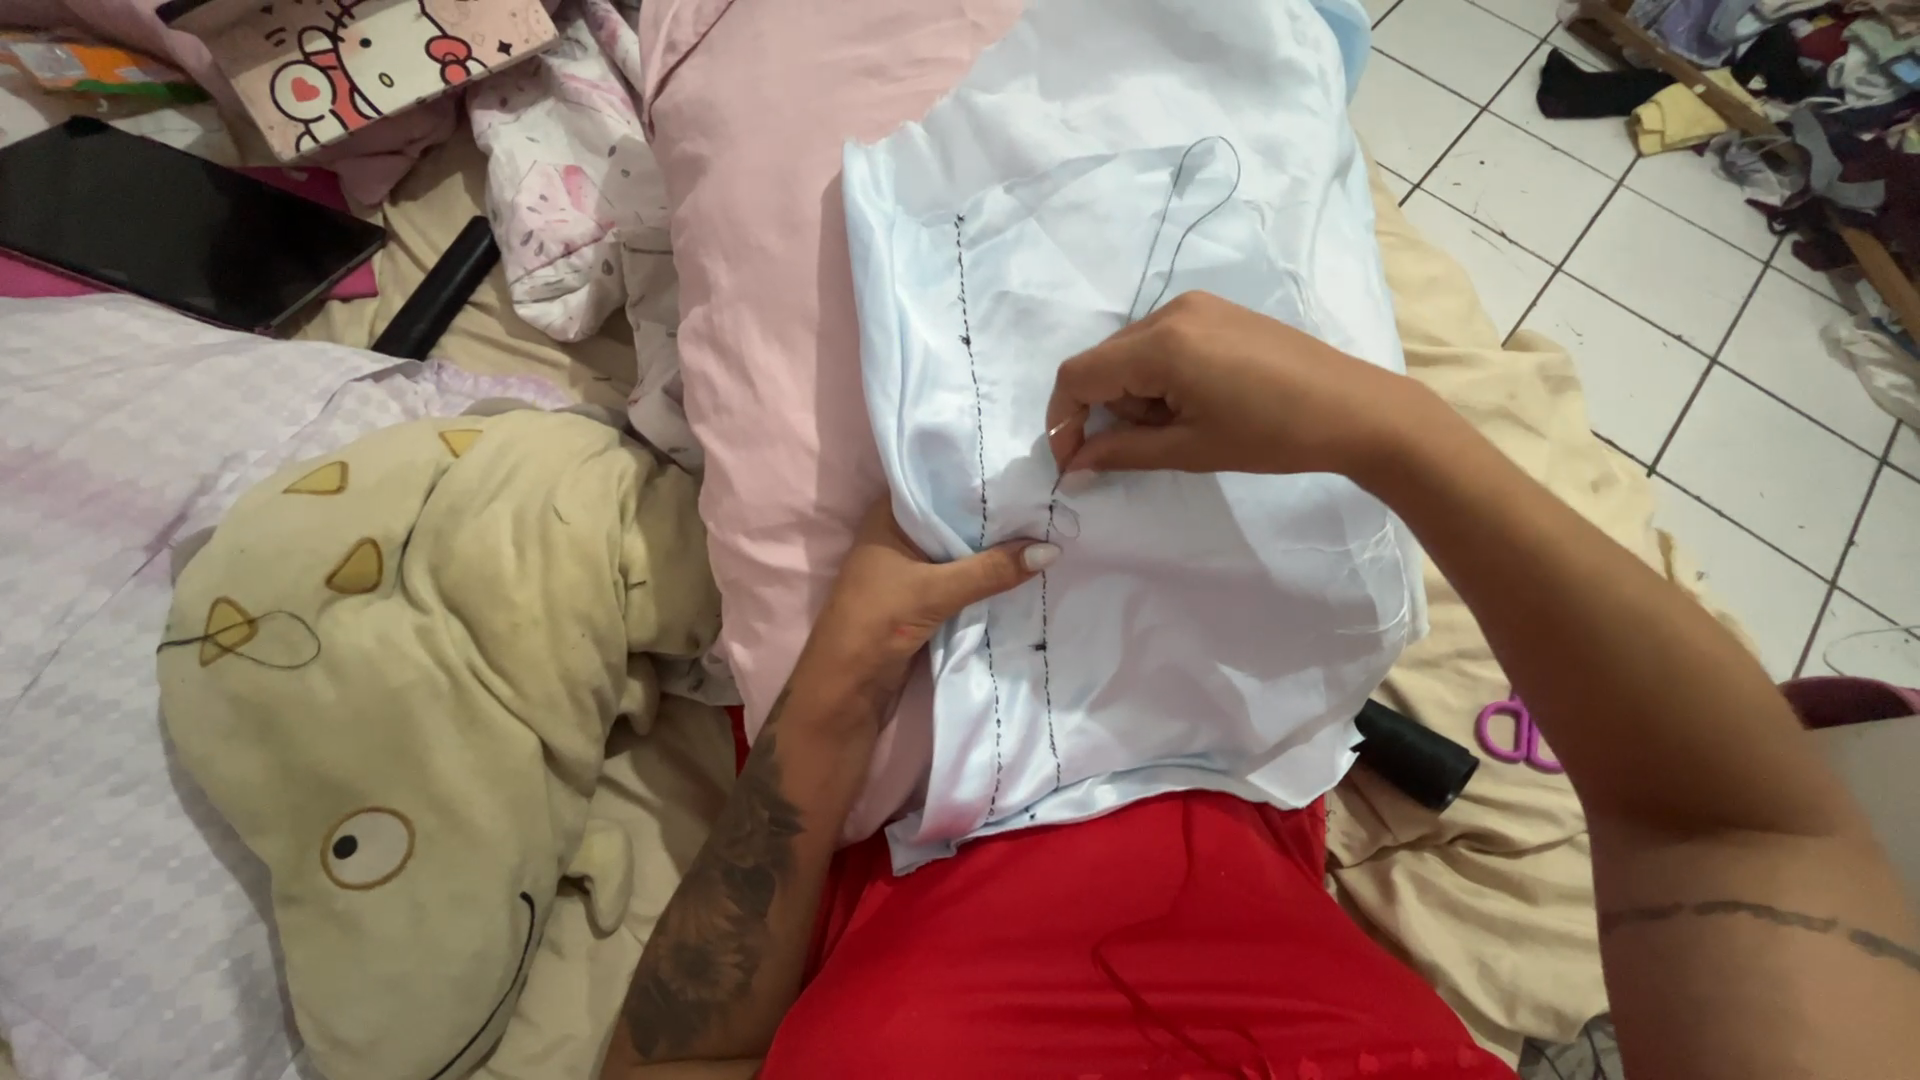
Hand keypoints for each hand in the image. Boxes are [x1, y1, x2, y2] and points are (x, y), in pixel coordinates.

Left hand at [798, 498, 1057, 700]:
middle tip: (1047, 502)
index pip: (942, 485)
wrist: (847, 688)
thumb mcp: (936, 590)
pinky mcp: (922, 596)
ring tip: (1045, 529)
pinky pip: (962, 577)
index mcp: (889, 516)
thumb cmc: (876, 622)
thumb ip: (991, 570)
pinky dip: (986, 575)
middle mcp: (899, 534)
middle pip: (956, 518)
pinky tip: (1021, 568)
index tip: (1026, 474)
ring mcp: (910, 567)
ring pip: (961, 550)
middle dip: (995, 517)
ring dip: (993, 549)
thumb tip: (1051, 549)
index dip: (981, 480)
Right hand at [1045, 291, 1429, 480]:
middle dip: (1108, 409)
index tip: (1074, 462)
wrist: (1354, 409)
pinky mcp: (1214, 310)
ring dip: (1135, 394)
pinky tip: (1196, 399)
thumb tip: (1073, 465)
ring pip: (1129, 353)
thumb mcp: (1188, 450)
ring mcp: (1195, 305)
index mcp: (1161, 344)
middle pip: (1102, 363)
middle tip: (1150, 442)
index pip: (1078, 375)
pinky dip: (1158, 377)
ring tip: (1183, 422)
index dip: (1064, 421)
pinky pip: (1159, 342)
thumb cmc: (1270, 436)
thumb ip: (1120, 452)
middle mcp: (1170, 311)